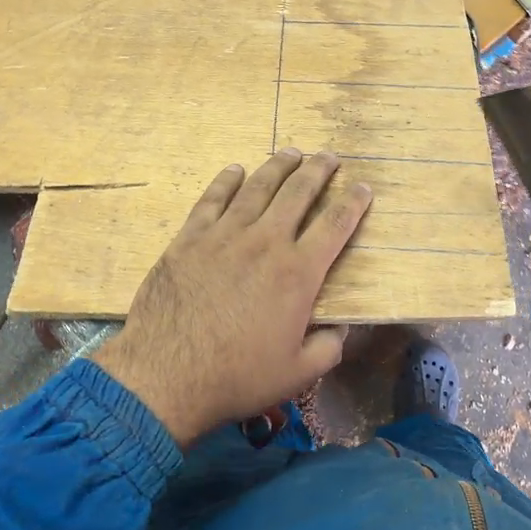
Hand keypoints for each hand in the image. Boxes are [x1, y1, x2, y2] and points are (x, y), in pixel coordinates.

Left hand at [92, 149, 371, 446]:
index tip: (363, 187)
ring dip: (278, 166)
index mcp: (298, 273)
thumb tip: (341, 328)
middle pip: (298, 192)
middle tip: (329, 156)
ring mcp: (224, 235)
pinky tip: (235, 170)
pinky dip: (227, 180)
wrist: (167, 375)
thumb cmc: (237, 377)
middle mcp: (265, 242)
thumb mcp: (299, 374)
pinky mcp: (190, 237)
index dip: (353, 202)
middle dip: (318, 170)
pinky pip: (213, 198)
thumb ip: (328, 347)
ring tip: (291, 152)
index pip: (335, 225)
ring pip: (257, 187)